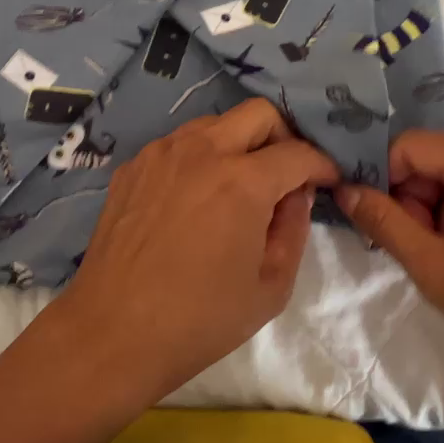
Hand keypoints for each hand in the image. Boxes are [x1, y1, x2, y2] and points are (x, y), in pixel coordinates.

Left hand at [46, 98, 340, 400]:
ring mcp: (161, 152)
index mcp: (242, 181)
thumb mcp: (270, 287)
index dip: (321, 165)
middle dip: (283, 136)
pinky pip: (178, 144)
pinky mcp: (133, 164)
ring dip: (238, 142)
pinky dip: (200, 157)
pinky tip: (196, 197)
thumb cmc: (200, 318)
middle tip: (287, 173)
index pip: (297, 152)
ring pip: (214, 123)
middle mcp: (201, 150)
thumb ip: (293, 230)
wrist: (114, 329)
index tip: (328, 180)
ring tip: (241, 185)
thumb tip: (297, 194)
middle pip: (258, 113)